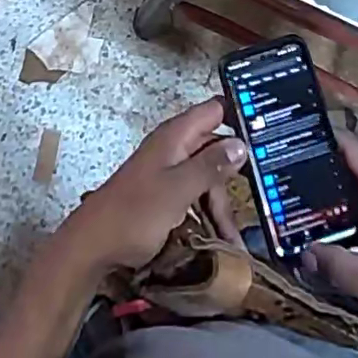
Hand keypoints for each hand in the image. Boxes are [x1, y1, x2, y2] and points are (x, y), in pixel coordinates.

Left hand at [59, 100, 247, 270]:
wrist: (91, 248)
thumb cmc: (134, 213)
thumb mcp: (178, 190)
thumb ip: (211, 166)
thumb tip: (241, 144)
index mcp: (177, 135)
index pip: (216, 109)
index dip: (240, 114)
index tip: (266, 130)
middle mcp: (175, 146)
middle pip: (216, 148)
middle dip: (234, 174)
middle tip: (255, 200)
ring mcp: (169, 169)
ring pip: (207, 175)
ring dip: (220, 203)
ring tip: (230, 238)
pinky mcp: (164, 192)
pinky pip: (195, 193)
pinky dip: (207, 211)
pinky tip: (216, 236)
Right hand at [306, 133, 357, 357]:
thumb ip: (342, 268)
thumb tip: (303, 253)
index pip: (355, 152)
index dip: (327, 136)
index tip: (297, 132)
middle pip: (349, 175)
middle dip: (318, 171)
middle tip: (281, 174)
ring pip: (353, 202)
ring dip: (327, 203)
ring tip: (291, 206)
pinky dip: (338, 227)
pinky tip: (319, 241)